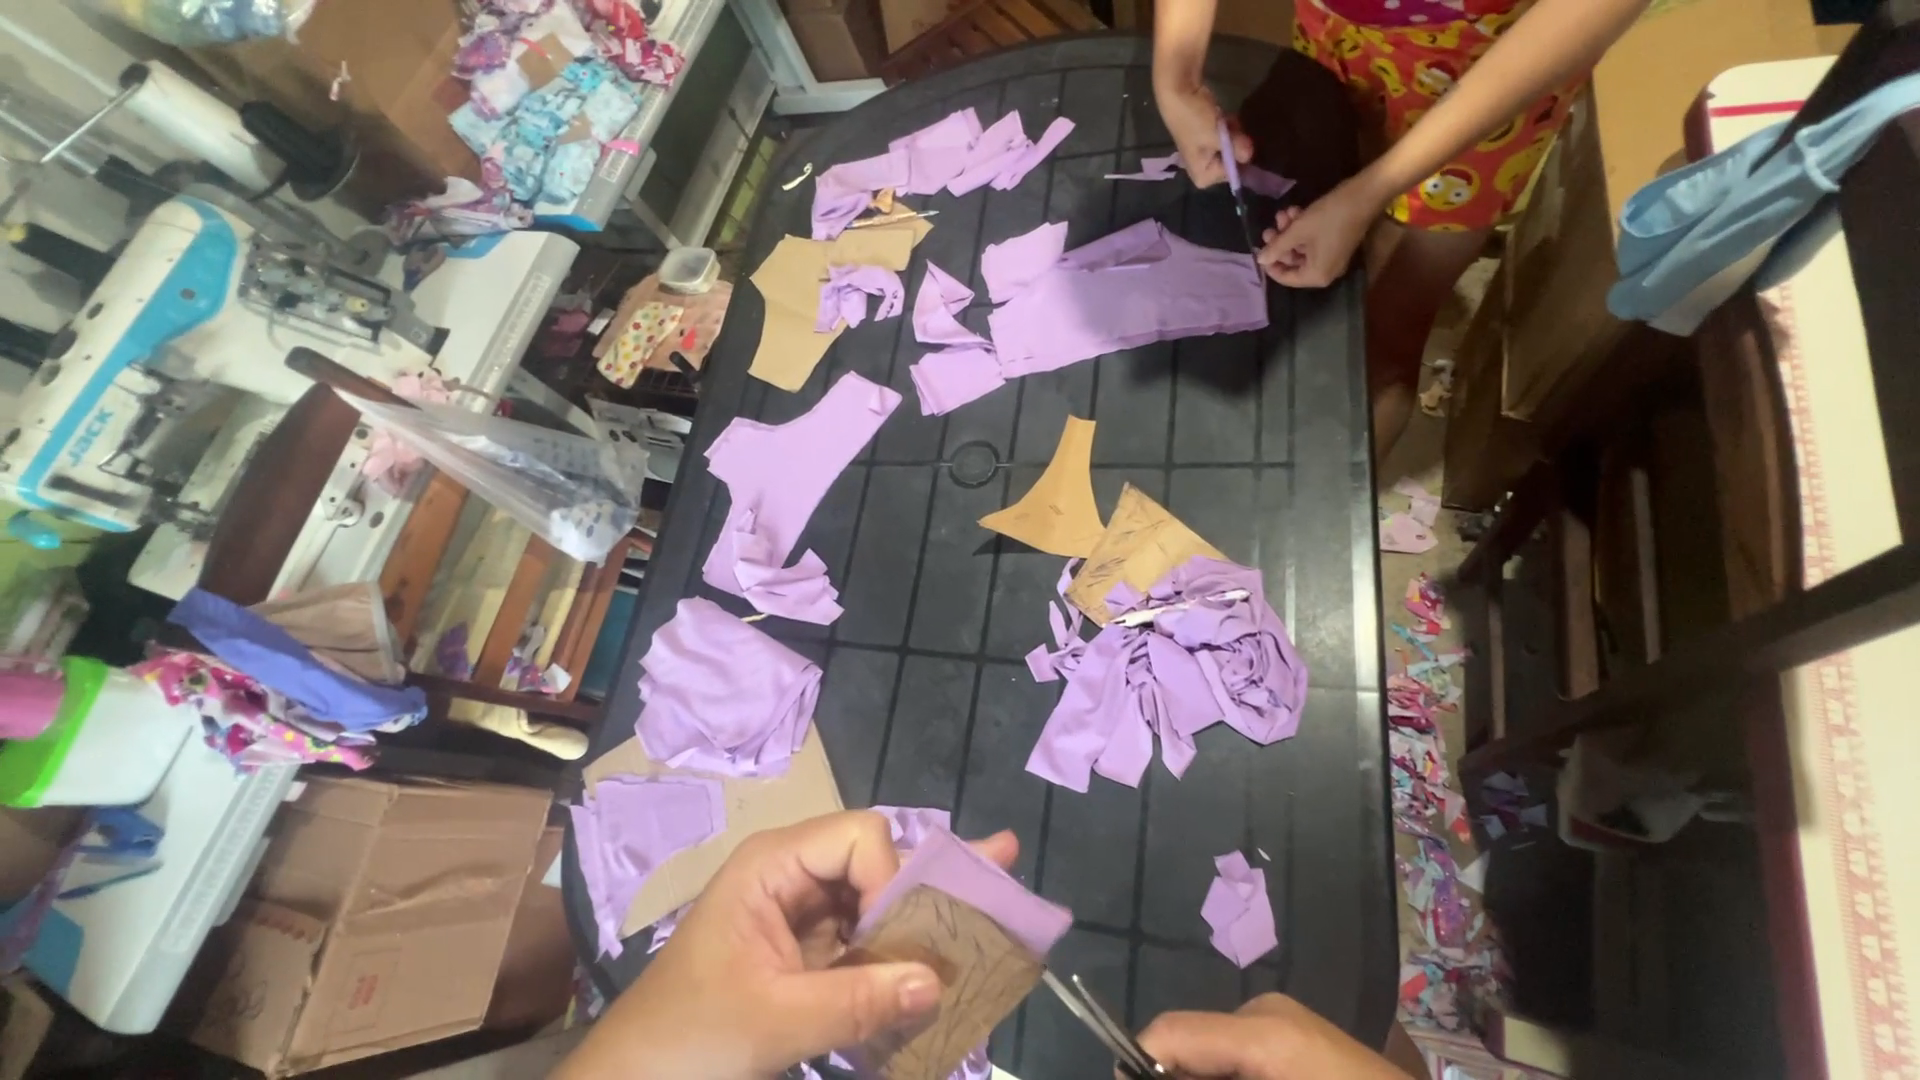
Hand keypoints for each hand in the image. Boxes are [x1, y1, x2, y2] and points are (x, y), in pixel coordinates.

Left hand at [554, 811, 1019, 1079]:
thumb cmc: (688, 1039)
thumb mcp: (771, 1022)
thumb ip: (854, 1001)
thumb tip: (937, 983)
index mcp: (774, 863)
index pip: (857, 837)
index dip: (891, 876)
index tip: (901, 940)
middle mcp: (794, 872)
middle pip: (875, 857)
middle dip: (930, 873)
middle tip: (1001, 867)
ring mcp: (803, 910)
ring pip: (876, 895)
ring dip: (923, 911)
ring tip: (990, 906)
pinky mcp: (809, 947)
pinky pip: (865, 936)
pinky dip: (901, 949)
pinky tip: (943, 953)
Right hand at [1137, 993, 1411, 1078]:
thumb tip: (1145, 1071)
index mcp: (1263, 1029)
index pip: (1172, 1032)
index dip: (1139, 1063)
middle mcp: (1266, 1012)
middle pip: (1190, 1044)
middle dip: (1174, 1075)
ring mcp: (1283, 1022)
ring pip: (1214, 1054)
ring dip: (1202, 1078)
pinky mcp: (1295, 1038)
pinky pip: (1241, 1058)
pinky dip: (1229, 1077)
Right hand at [1155, 80, 1250, 188]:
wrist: (1180, 94)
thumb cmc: (1194, 120)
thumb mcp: (1217, 135)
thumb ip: (1237, 148)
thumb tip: (1249, 155)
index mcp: (1203, 176)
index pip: (1232, 174)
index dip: (1240, 157)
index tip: (1241, 142)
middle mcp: (1205, 170)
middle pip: (1233, 162)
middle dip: (1237, 145)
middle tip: (1231, 128)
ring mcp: (1208, 154)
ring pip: (1233, 148)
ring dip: (1234, 133)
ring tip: (1224, 121)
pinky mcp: (1210, 139)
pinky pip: (1228, 138)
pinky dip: (1229, 128)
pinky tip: (1223, 118)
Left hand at [1257, 177, 1381, 287]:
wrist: (1366, 193)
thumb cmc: (1329, 216)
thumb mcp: (1297, 231)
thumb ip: (1276, 248)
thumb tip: (1260, 261)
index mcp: (1316, 276)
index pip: (1287, 278)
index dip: (1271, 265)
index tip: (1260, 251)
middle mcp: (1325, 272)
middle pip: (1294, 262)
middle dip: (1280, 243)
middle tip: (1269, 228)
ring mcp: (1332, 257)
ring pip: (1302, 248)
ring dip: (1290, 231)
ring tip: (1281, 214)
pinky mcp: (1337, 242)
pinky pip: (1314, 241)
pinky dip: (1303, 228)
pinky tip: (1294, 210)